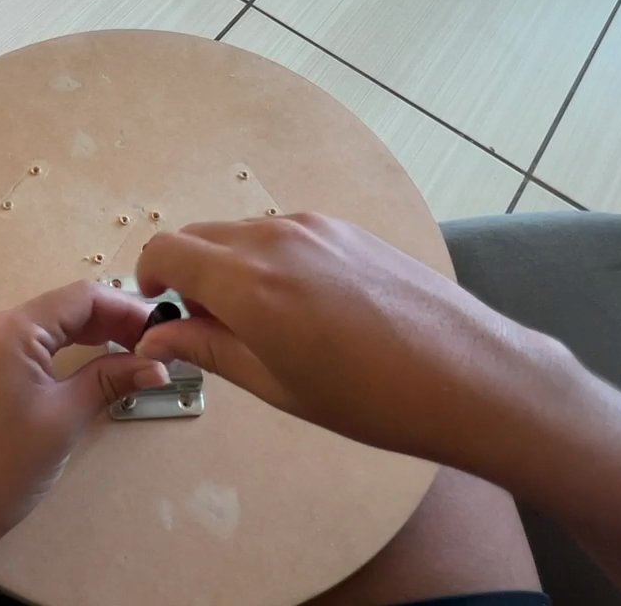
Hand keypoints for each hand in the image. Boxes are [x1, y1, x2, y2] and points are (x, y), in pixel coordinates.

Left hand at [0, 281, 171, 552]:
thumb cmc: (4, 466)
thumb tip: (158, 365)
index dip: (127, 307)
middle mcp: (1, 325)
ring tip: (140, 351)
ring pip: (58, 322)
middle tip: (159, 342)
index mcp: (14, 328)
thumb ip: (110, 380)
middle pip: (70, 306)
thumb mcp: (65, 418)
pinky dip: (75, 346)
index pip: (82, 297)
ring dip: (99, 332)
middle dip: (116, 319)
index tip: (163, 327)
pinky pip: (42, 341)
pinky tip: (104, 358)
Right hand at [134, 213, 575, 475]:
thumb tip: (155, 334)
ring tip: (265, 318)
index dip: (149, 278)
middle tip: (211, 325)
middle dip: (186, 273)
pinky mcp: (339, 224)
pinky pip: (278, 230)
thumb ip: (206, 348)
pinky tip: (306, 301)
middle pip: (197, 235)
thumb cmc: (368, 397)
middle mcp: (269, 236)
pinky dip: (265, 257)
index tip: (162, 310)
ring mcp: (308, 223)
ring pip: (238, 231)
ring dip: (226, 264)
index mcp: (245, 280)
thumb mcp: (276, 383)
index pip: (165, 249)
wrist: (470, 373)